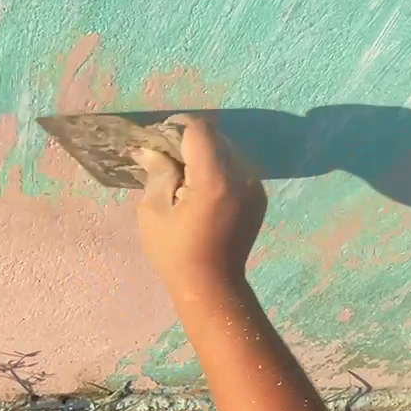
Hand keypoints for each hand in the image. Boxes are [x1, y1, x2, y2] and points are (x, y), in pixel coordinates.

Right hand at [134, 113, 267, 301]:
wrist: (211, 285)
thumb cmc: (175, 252)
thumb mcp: (154, 212)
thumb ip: (157, 173)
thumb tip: (151, 149)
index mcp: (214, 178)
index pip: (199, 130)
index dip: (176, 126)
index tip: (158, 136)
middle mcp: (241, 175)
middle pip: (215, 137)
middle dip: (189, 139)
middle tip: (166, 154)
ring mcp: (254, 185)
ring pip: (228, 149)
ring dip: (205, 152)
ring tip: (183, 171)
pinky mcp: (258, 196)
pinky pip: (237, 167)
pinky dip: (218, 168)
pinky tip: (201, 187)